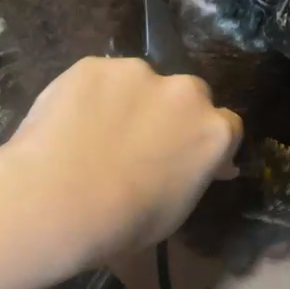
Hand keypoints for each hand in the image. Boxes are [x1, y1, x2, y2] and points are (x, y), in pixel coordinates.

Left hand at [0, 57, 242, 262]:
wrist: (60, 203)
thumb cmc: (127, 223)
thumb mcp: (178, 209)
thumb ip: (195, 175)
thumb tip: (209, 167)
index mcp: (214, 132)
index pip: (228, 126)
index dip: (207, 142)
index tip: (190, 158)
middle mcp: (186, 92)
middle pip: (190, 95)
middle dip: (174, 114)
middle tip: (146, 143)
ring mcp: (138, 72)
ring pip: (142, 83)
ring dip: (132, 101)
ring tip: (101, 134)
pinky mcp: (93, 65)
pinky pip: (101, 80)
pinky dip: (93, 97)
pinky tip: (73, 124)